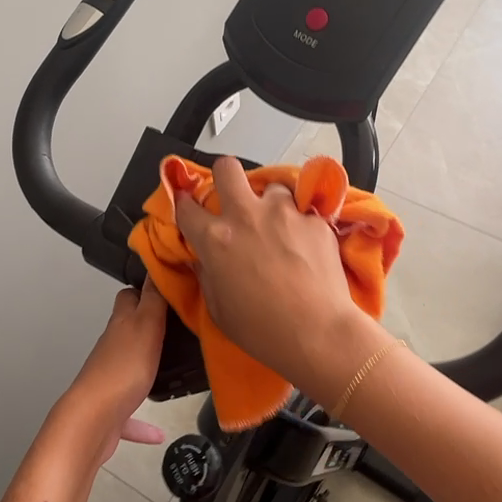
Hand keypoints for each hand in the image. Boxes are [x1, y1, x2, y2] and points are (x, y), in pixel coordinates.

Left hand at [69, 283, 168, 463]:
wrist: (93, 421)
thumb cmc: (123, 369)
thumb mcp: (146, 325)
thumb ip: (153, 299)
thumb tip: (156, 266)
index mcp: (120, 325)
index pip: (130, 297)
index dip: (147, 290)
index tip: (171, 288)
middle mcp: (112, 348)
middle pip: (130, 331)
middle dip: (151, 328)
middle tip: (180, 328)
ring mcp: (110, 378)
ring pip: (131, 369)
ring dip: (148, 369)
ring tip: (173, 371)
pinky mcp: (111, 410)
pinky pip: (130, 413)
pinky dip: (144, 422)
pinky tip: (158, 431)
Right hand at [172, 157, 368, 399]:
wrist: (317, 333)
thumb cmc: (261, 331)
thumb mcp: (218, 309)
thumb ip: (209, 275)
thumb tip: (207, 260)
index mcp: (215, 238)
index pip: (185, 206)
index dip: (184, 206)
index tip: (190, 210)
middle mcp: (246, 215)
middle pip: (227, 168)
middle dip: (226, 177)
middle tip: (234, 196)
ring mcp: (284, 212)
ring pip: (272, 187)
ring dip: (271, 203)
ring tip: (279, 225)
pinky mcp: (315, 219)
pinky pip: (303, 210)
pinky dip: (301, 222)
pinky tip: (307, 244)